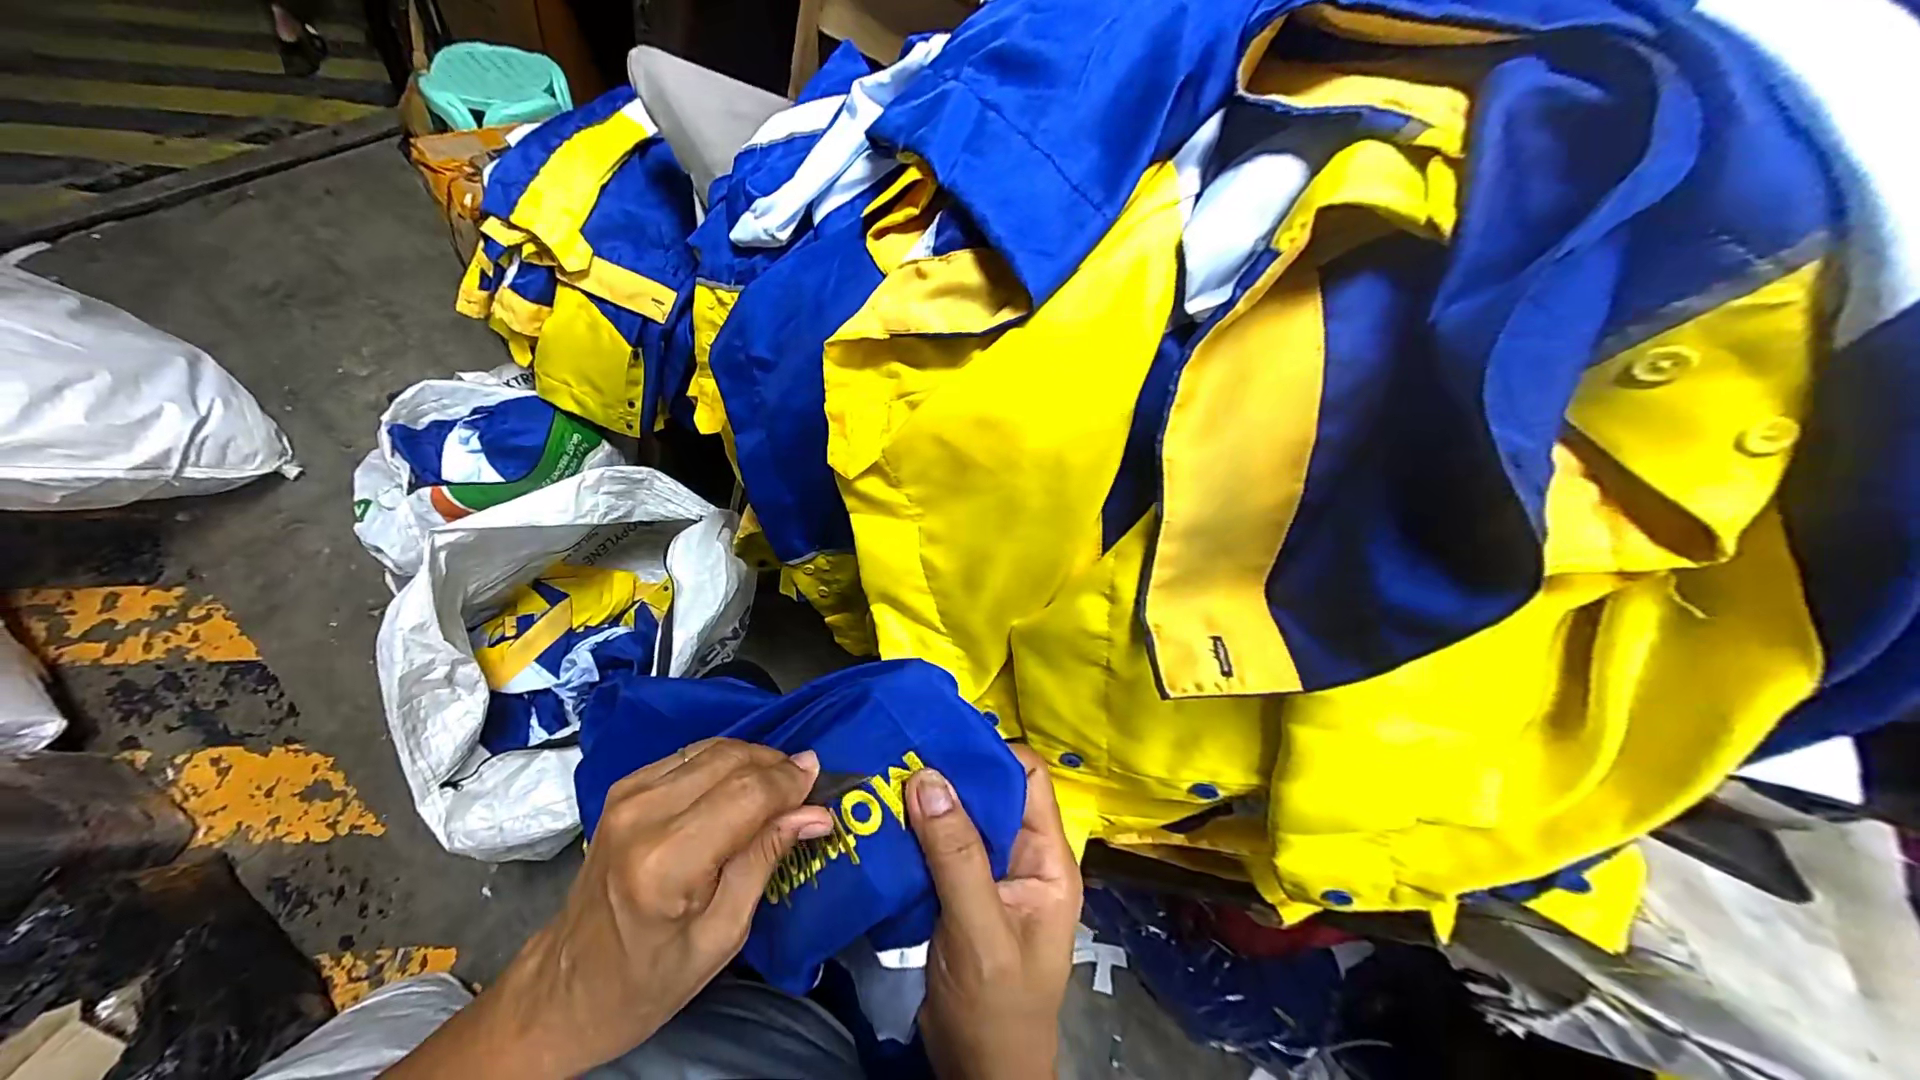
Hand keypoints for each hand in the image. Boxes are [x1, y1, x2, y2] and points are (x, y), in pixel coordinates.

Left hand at [388, 738, 833, 1078]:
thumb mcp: (722, 935)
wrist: (567, 985)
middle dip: (779, 767)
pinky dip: (728, 760)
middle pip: (734, 760)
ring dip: (756, 759)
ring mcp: (628, 793)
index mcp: (666, 861)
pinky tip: (743, 784)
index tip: (822, 787)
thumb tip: (815, 813)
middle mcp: (643, 813)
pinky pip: (693, 753)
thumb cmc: (649, 978)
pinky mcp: (625, 786)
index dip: (792, 783)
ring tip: (780, 787)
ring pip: (716, 748)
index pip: (748, 793)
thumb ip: (766, 860)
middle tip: (806, 789)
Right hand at [910, 744, 1082, 1079]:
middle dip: (950, 774)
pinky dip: (917, 832)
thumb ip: (956, 855)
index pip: (1027, 779)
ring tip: (886, 778)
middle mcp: (1023, 856)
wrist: (980, 1074)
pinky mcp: (962, 891)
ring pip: (962, 817)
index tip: (941, 743)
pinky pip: (941, 846)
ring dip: (929, 802)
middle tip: (901, 753)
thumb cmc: (996, 1008)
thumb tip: (928, 776)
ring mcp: (991, 874)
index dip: (989, 756)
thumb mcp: (979, 930)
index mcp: (1047, 858)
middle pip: (991, 793)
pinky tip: (886, 822)